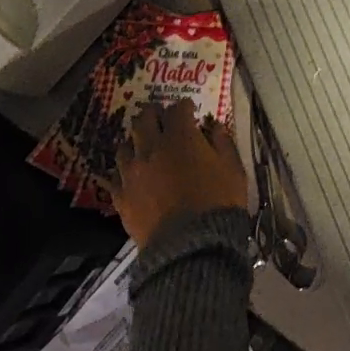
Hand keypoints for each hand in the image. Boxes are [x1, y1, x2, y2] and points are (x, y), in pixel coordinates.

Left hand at [106, 100, 248, 247]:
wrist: (191, 244)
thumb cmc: (219, 202)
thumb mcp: (233, 168)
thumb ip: (222, 142)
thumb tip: (213, 126)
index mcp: (181, 138)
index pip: (177, 110)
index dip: (184, 106)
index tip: (190, 109)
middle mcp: (151, 149)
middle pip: (144, 120)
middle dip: (154, 114)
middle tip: (161, 116)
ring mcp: (131, 173)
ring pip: (124, 145)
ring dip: (135, 140)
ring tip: (143, 144)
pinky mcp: (121, 196)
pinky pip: (116, 175)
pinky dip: (124, 169)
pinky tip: (131, 173)